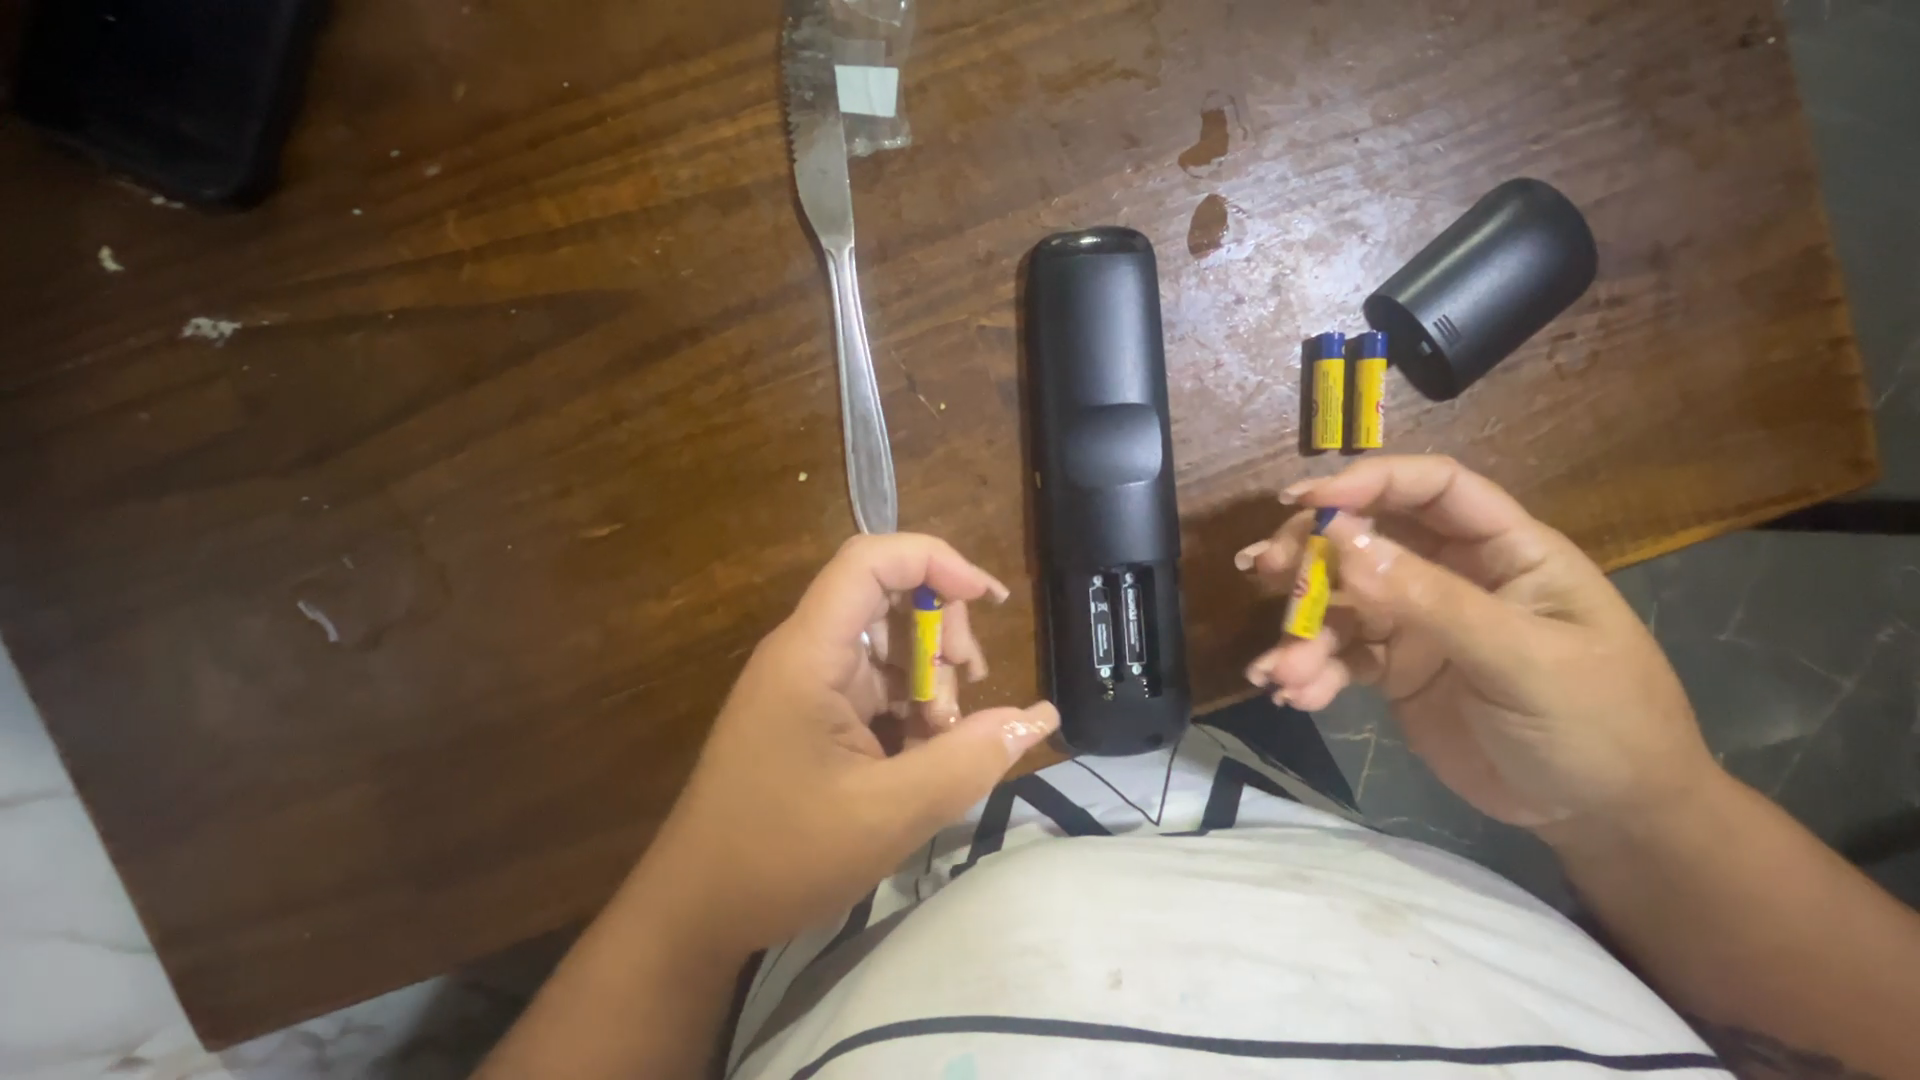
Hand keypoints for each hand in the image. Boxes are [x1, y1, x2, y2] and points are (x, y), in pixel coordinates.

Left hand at [637, 533, 1058, 954]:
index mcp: (809, 654)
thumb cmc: (782, 856)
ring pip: (889, 650)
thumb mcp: (890, 813)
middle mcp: (806, 654)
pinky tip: (921, 760)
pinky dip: (910, 714)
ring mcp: (807, 687)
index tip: (990, 600)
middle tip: (964, 704)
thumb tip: (1040, 717)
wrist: (697, 911)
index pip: (871, 561)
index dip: (936, 561)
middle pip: (888, 600)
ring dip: (930, 684)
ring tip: (941, 743)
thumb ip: (969, 759)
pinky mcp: (813, 718)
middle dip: (943, 639)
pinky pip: (876, 691)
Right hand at [1237, 455, 1716, 830]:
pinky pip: (1341, 656)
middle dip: (1311, 553)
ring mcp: (1421, 623)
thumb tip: (1341, 541)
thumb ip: (1431, 600)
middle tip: (1264, 570)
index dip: (1369, 482)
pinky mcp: (1397, 670)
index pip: (1432, 488)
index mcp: (1505, 550)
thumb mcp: (1521, 659)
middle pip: (1367, 537)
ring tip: (1277, 670)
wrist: (1604, 818)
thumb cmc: (1597, 724)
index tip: (1305, 503)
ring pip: (1342, 601)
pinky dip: (1311, 671)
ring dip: (1302, 628)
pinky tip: (1294, 694)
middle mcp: (1454, 574)